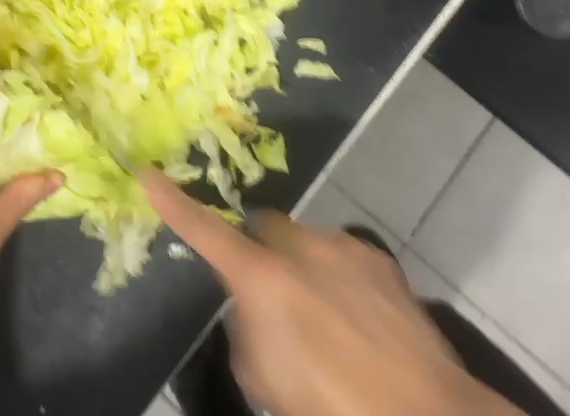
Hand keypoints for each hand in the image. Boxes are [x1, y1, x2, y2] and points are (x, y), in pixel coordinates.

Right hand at [139, 169, 519, 415]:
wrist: (421, 412)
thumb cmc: (328, 406)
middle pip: (263, 227)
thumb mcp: (264, 380)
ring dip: (302, 268)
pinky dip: (337, 277)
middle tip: (271, 299)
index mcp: (262, 280)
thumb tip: (254, 309)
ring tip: (325, 321)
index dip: (174, 205)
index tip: (148, 176)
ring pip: (306, 243)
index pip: (205, 232)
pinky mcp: (379, 259)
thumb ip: (247, 331)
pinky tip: (357, 319)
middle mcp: (301, 249)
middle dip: (259, 251)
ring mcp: (343, 248)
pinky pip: (342, 256)